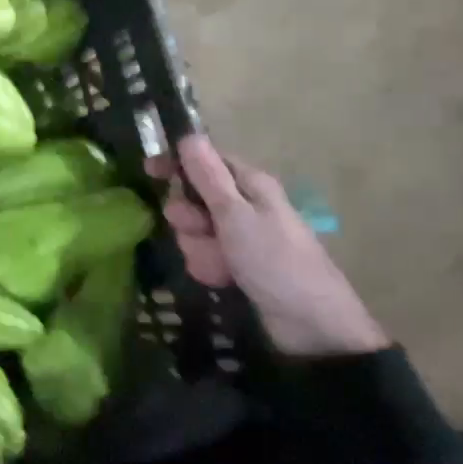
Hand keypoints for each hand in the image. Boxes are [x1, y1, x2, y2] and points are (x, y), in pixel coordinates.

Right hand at [153, 136, 387, 357]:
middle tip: (198, 230)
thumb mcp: (236, 215)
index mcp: (250, 185)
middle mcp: (245, 206)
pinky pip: (204, 254)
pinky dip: (207, 265)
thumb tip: (188, 134)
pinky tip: (221, 279)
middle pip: (193, 197)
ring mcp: (241, 237)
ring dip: (198, 247)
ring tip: (219, 264)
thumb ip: (208, 176)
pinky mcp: (237, 263)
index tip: (150, 173)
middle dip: (188, 217)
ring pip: (195, 229)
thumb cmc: (275, 261)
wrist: (312, 328)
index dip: (176, 165)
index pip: (204, 160)